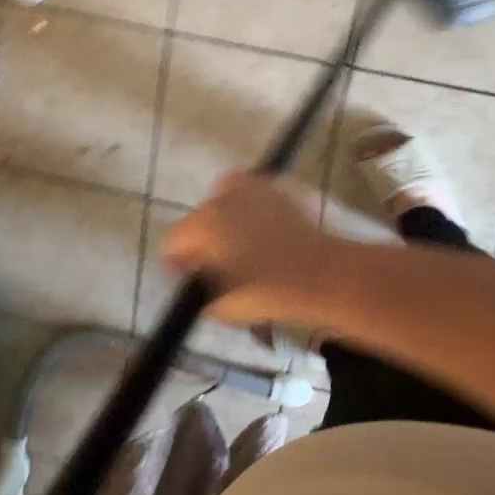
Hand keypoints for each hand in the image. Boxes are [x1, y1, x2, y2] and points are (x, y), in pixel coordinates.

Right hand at [161, 173, 337, 327]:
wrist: (322, 274)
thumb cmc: (268, 293)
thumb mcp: (223, 306)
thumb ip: (199, 293)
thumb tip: (197, 284)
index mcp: (202, 226)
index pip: (172, 242)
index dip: (178, 264)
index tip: (192, 280)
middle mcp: (221, 199)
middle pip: (196, 220)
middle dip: (201, 243)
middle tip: (217, 268)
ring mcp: (250, 188)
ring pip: (220, 202)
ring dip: (223, 222)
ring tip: (240, 248)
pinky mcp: (275, 188)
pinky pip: (248, 192)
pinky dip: (246, 206)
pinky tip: (259, 228)